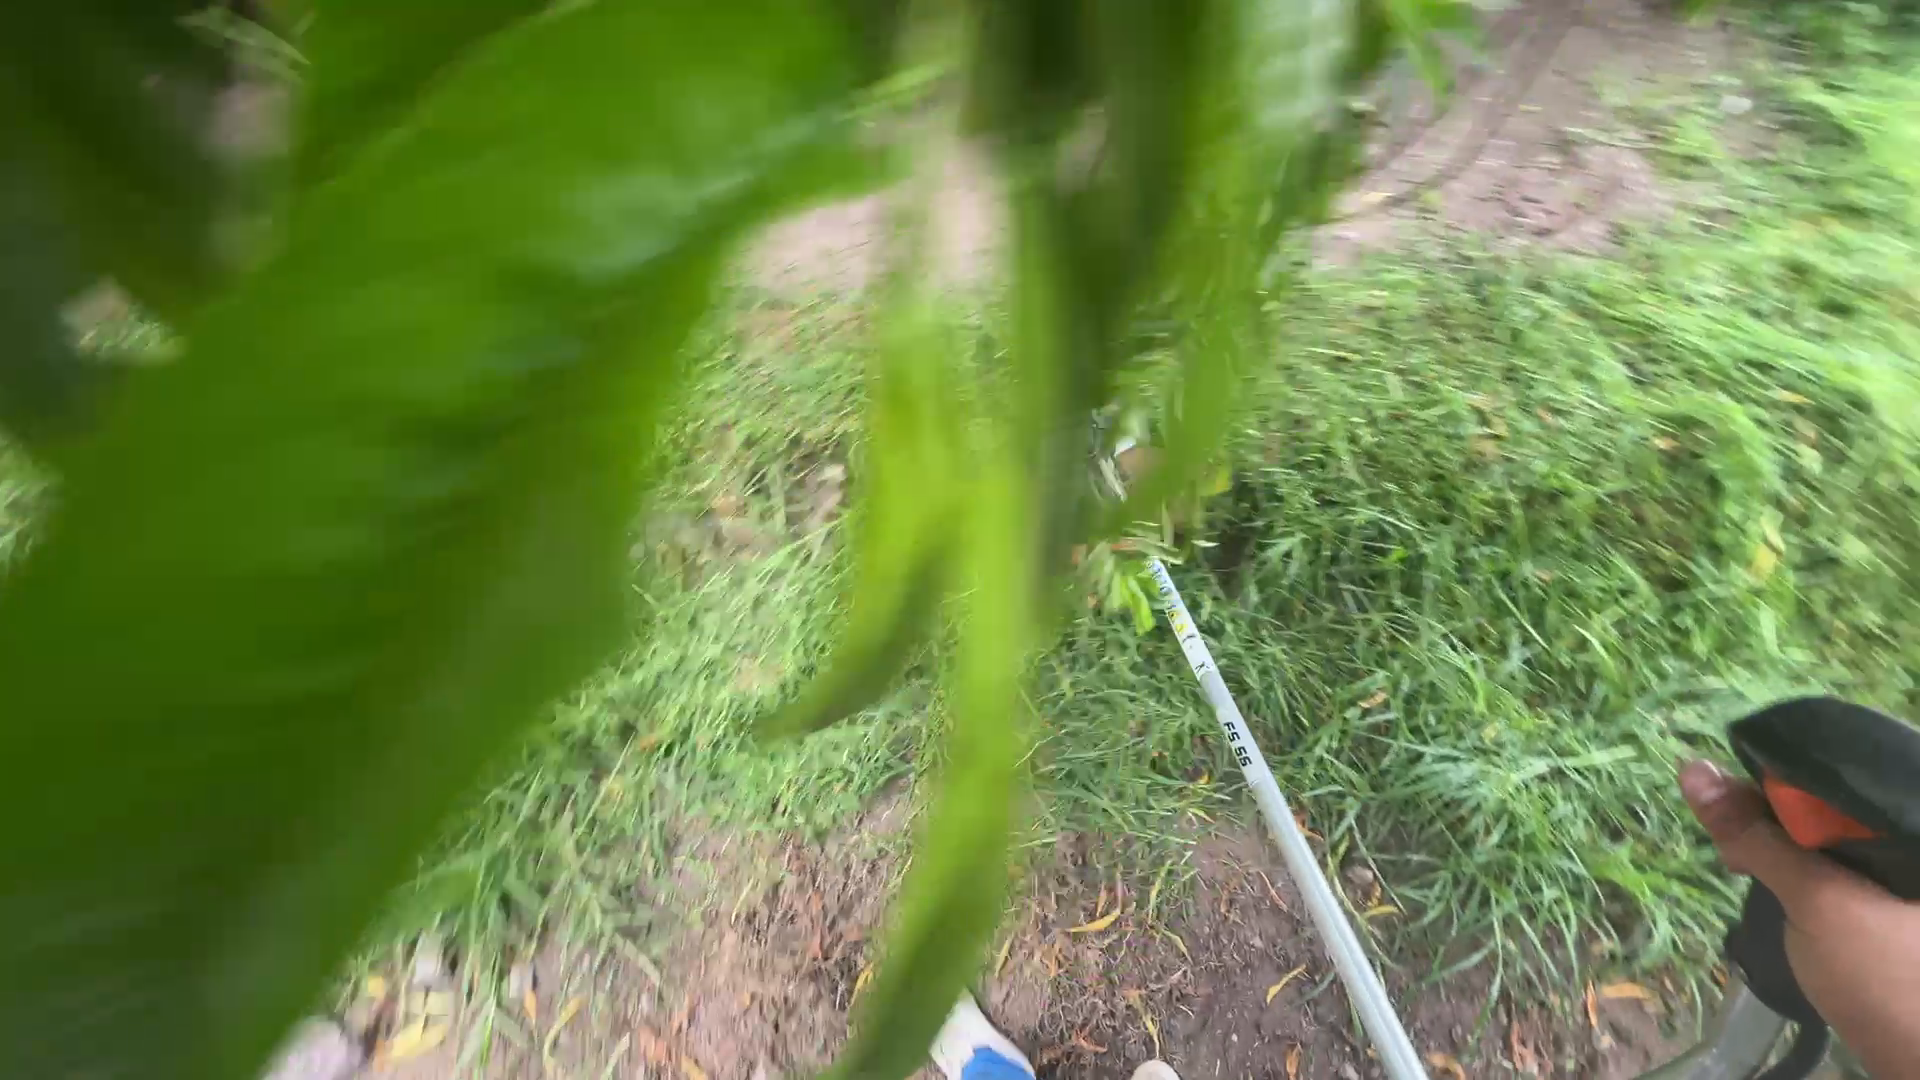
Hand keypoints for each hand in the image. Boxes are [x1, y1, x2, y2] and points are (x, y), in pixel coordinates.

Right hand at [1681, 759, 1919, 1079]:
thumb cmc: (1894, 981)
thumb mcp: (1815, 899)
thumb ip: (1756, 833)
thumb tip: (1692, 767)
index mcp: (1916, 837)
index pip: (1842, 783)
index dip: (1781, 783)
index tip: (1732, 804)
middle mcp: (1913, 857)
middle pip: (1832, 809)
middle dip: (1772, 817)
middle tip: (1734, 845)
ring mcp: (1903, 888)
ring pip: (1828, 839)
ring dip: (1775, 845)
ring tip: (1741, 863)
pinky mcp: (1892, 912)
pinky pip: (1835, 867)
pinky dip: (1794, 868)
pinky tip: (1766, 878)